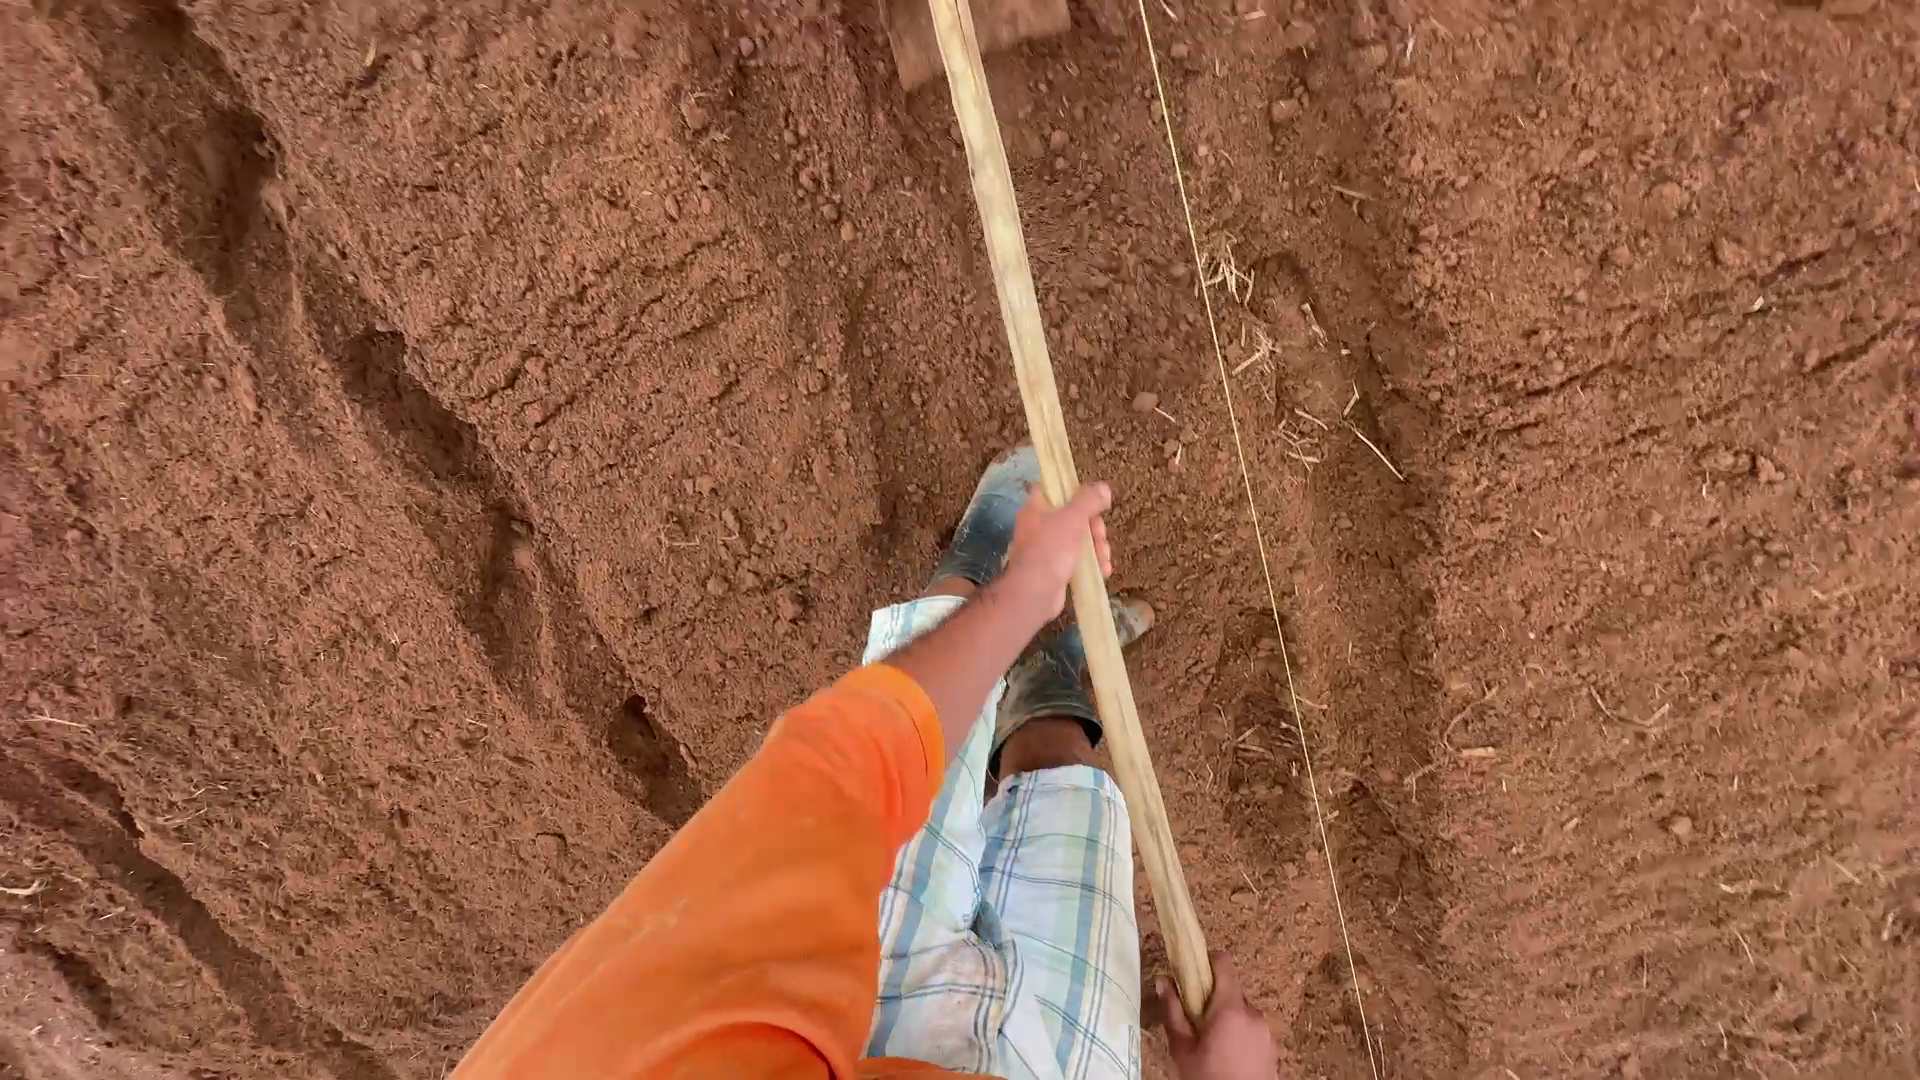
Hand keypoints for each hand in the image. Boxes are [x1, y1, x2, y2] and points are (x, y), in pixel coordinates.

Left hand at [1000, 480, 1111, 618]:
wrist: (1035, 593)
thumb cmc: (1050, 549)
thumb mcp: (1072, 519)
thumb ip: (1088, 501)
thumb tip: (1103, 488)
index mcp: (1036, 508)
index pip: (1054, 489)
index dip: (1074, 492)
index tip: (1092, 501)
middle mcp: (1040, 526)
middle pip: (1075, 517)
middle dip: (1095, 529)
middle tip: (1100, 539)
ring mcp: (1048, 549)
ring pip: (1080, 540)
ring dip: (1097, 549)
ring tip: (1103, 561)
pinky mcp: (1056, 569)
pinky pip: (1079, 560)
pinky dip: (1092, 564)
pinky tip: (1102, 571)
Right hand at [1148, 953, 1277, 1079]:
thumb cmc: (1208, 1079)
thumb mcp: (1182, 1048)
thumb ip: (1173, 1010)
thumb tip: (1162, 979)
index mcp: (1230, 1008)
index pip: (1223, 963)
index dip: (1207, 962)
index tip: (1192, 974)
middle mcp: (1253, 1014)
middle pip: (1231, 990)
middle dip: (1214, 999)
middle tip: (1197, 1019)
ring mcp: (1267, 1033)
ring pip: (1242, 1011)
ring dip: (1228, 1018)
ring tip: (1213, 1042)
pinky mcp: (1274, 1050)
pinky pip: (1253, 1029)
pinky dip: (1241, 1034)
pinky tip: (1229, 1056)